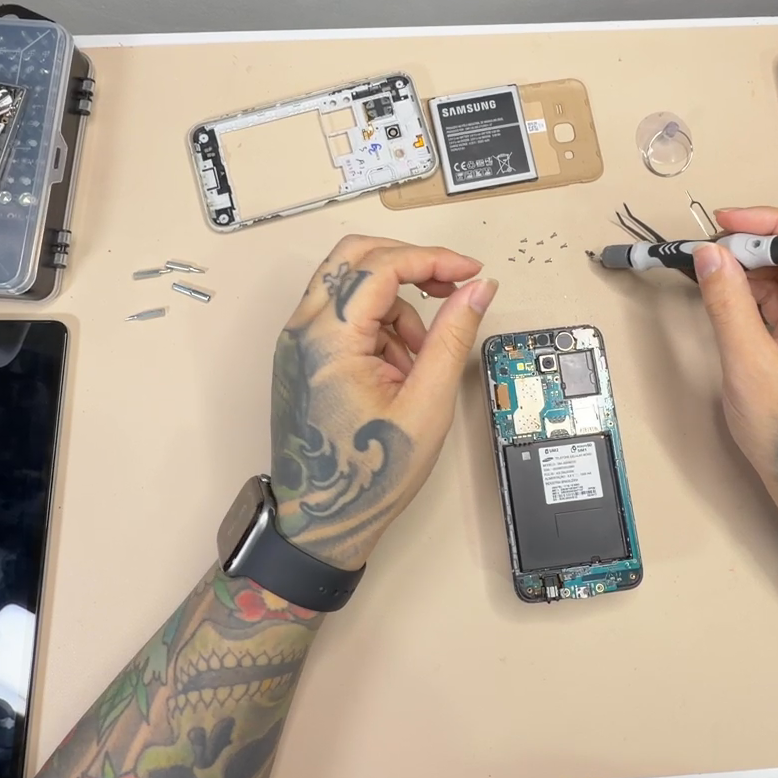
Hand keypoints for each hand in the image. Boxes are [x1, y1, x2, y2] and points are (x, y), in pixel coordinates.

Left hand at [269, 236, 498, 569]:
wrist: (321, 522)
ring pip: (351, 284)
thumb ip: (453, 337)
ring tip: (420, 358)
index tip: (470, 273)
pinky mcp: (304, 354)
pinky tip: (399, 368)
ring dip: (395, 303)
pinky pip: (346, 314)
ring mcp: (299, 341)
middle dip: (410, 264)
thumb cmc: (369, 475)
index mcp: (328, 339)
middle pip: (355, 256)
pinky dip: (379, 325)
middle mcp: (303, 329)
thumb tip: (478, 289)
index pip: (381, 265)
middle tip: (450, 287)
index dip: (432, 259)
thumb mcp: (426, 403)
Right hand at [691, 207, 777, 487]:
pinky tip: (726, 292)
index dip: (773, 221)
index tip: (726, 221)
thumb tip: (708, 255)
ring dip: (753, 270)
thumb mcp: (753, 366)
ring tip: (711, 270)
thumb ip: (729, 304)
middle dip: (758, 247)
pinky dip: (756, 295)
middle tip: (710, 250)